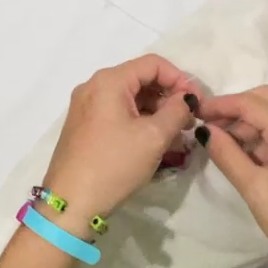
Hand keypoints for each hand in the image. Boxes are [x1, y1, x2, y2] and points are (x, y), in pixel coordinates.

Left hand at [42, 54, 199, 230]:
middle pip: (141, 79)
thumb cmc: (114, 164)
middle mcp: (94, 87)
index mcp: (109, 81)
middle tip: (190, 121)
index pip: (153, 64)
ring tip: (178, 135)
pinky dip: (140, 122)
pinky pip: (118, 113)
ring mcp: (87, 107)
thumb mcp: (153, 137)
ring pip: (131, 98)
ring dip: (157, 112)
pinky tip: (157, 141)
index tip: (197, 102)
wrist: (70, 203)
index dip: (180, 79)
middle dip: (169, 97)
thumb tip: (186, 100)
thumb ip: (176, 111)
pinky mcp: (85, 126)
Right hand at [197, 86, 267, 267]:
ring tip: (227, 142)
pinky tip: (251, 152)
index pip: (251, 103)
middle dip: (237, 108)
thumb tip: (205, 130)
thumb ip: (227, 153)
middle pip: (267, 99)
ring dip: (253, 121)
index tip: (197, 112)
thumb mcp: (254, 188)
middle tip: (210, 126)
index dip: (220, 105)